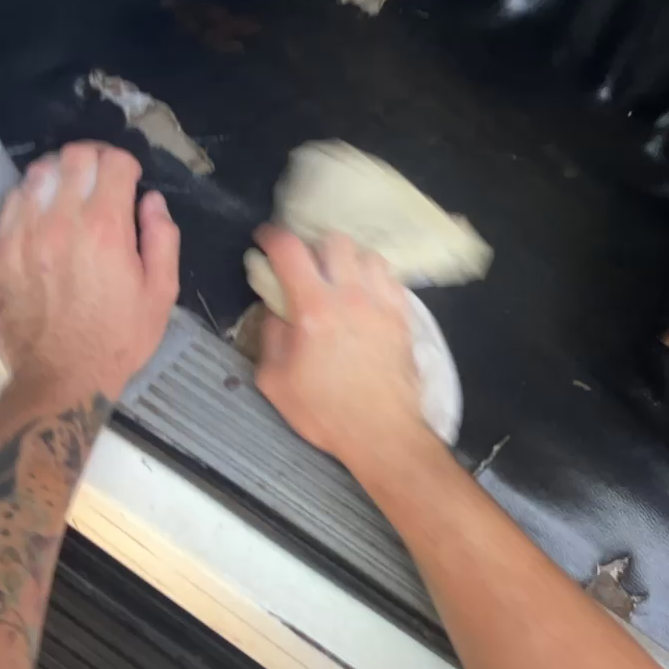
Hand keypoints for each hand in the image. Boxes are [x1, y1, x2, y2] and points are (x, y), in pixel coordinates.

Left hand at [0, 141, 180, 399]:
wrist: (61, 377)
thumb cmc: (119, 338)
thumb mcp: (162, 293)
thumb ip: (162, 239)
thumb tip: (153, 202)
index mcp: (106, 229)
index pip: (112, 163)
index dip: (127, 163)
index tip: (133, 178)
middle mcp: (60, 222)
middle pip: (72, 158)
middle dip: (94, 158)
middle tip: (106, 176)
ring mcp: (22, 234)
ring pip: (37, 173)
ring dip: (61, 173)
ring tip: (74, 191)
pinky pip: (11, 203)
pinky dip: (33, 197)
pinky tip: (46, 214)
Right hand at [254, 227, 433, 470]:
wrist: (382, 432)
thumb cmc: (325, 412)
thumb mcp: (275, 381)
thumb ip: (271, 337)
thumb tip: (276, 311)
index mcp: (314, 308)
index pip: (290, 250)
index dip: (272, 236)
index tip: (265, 239)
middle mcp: (351, 296)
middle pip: (335, 241)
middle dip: (314, 245)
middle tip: (305, 263)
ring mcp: (383, 304)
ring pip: (369, 254)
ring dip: (350, 258)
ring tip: (340, 276)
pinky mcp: (404, 317)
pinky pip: (392, 279)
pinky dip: (376, 277)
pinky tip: (367, 294)